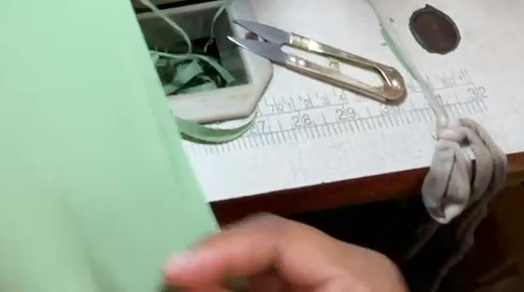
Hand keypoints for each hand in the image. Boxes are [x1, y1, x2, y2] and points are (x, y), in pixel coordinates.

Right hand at [164, 215, 405, 291]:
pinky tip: (214, 291)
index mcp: (356, 272)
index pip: (274, 237)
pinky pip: (275, 289)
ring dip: (224, 282)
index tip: (170, 270)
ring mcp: (340, 288)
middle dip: (214, 266)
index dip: (218, 251)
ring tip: (179, 285)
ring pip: (267, 270)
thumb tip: (177, 277)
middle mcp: (350, 269)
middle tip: (167, 277)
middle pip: (265, 248)